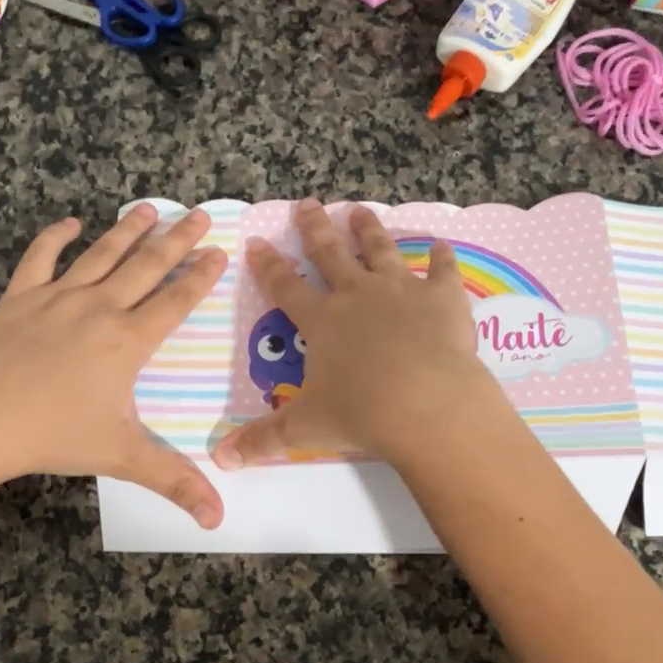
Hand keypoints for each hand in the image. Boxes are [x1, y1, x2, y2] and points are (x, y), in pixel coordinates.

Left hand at [0, 206, 227, 526]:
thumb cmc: (52, 437)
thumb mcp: (120, 457)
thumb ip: (173, 481)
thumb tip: (218, 518)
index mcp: (128, 341)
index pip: (175, 301)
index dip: (200, 276)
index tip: (218, 251)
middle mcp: (99, 309)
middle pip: (147, 266)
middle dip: (177, 239)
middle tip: (199, 214)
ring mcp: (57, 298)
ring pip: (101, 254)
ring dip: (127, 229)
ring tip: (149, 208)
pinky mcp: (20, 297)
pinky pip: (40, 258)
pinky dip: (54, 237)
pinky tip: (69, 223)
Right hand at [210, 198, 507, 469]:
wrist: (426, 404)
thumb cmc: (361, 414)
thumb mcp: (306, 428)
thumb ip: (264, 439)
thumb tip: (221, 459)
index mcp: (322, 321)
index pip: (286, 286)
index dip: (268, 265)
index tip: (256, 242)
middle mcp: (357, 295)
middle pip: (331, 253)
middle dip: (315, 228)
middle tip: (307, 203)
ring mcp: (401, 290)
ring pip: (380, 250)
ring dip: (368, 229)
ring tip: (359, 210)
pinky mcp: (442, 297)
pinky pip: (442, 270)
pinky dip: (442, 258)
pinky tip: (441, 246)